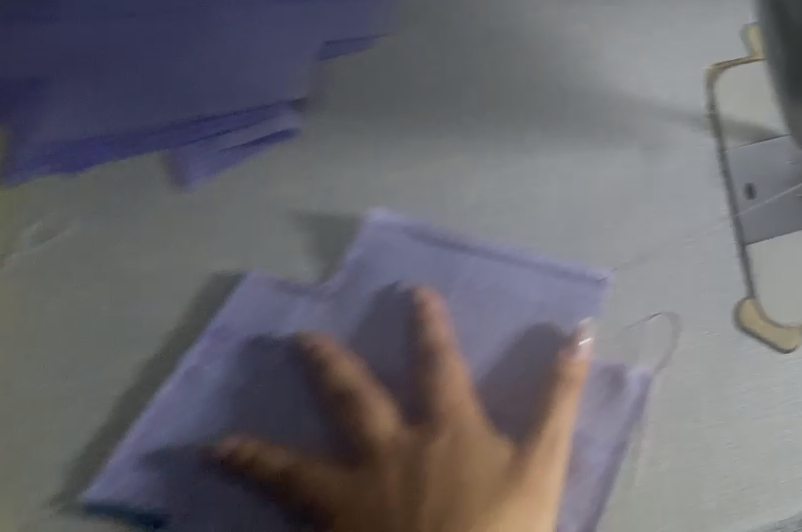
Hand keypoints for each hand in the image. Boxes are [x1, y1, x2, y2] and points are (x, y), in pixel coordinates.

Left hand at [211, 287, 593, 531]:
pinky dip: (261, 516)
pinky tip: (234, 507)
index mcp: (448, 429)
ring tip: (220, 445)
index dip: (429, 327)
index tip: (413, 293)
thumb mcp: (546, 458)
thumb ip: (560, 393)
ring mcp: (352, 504)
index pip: (438, 365)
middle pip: (356, 403)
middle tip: (301, 339)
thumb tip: (581, 328)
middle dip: (331, 368)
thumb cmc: (506, 525)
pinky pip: (288, 525)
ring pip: (298, 471)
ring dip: (261, 455)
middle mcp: (392, 455)